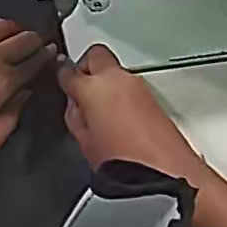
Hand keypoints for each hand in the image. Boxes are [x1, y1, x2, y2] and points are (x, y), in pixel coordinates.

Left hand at [0, 19, 55, 163]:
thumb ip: (13, 118)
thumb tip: (22, 100)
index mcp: (3, 83)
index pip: (34, 63)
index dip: (46, 57)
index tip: (50, 55)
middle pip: (24, 38)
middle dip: (36, 40)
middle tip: (39, 43)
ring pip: (2, 26)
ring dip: (15, 28)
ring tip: (19, 33)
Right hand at [57, 44, 207, 183]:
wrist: (164, 171)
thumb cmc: (125, 161)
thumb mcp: (83, 140)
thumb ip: (74, 114)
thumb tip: (75, 104)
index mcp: (94, 86)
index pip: (69, 71)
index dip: (62, 75)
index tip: (62, 80)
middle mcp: (117, 78)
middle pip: (96, 55)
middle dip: (85, 66)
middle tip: (81, 87)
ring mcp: (138, 84)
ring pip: (115, 70)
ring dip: (106, 82)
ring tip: (101, 111)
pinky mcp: (152, 95)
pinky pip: (130, 85)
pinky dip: (121, 94)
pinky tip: (119, 118)